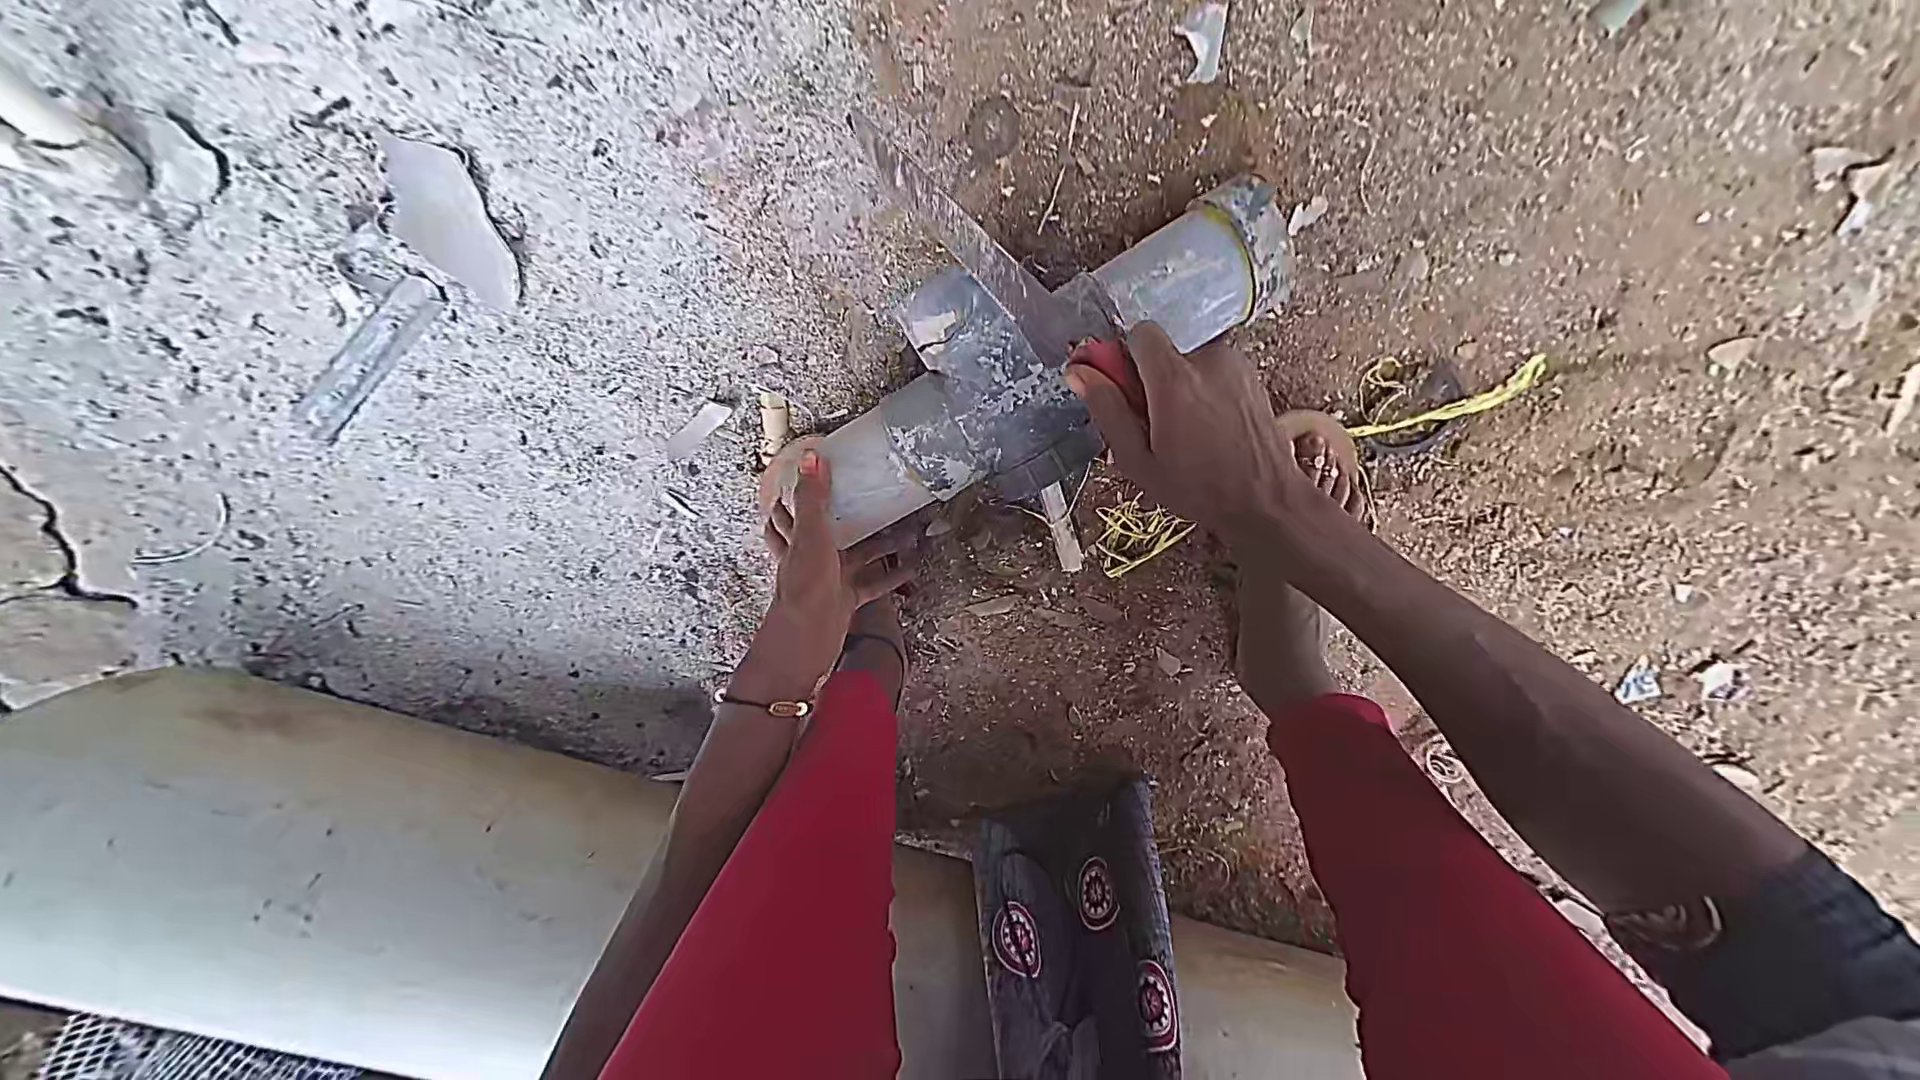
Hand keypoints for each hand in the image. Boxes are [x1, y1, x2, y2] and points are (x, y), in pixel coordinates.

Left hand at [731, 450, 915, 703]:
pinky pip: (873, 582)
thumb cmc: (804, 590)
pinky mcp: (846, 598)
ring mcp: (830, 578)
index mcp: (796, 540)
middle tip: (868, 497)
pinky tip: (910, 566)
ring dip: (879, 543)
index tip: (813, 472)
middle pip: (828, 530)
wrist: (807, 641)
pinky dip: (891, 575)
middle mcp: (810, 558)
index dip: (796, 492)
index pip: (790, 510)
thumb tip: (812, 458)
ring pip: (856, 555)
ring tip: (904, 529)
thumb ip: (813, 498)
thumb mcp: (811, 536)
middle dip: (847, 514)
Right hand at [1065, 322, 1307, 546]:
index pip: (1139, 333)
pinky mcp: (1249, 375)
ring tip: (1180, 432)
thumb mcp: (1136, 459)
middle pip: (1161, 350)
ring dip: (1174, 387)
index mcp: (1175, 380)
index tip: (1121, 390)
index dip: (1124, 359)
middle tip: (1150, 423)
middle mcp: (1208, 360)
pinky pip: (1209, 370)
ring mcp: (1234, 365)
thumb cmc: (1198, 488)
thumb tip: (1080, 373)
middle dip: (1148, 379)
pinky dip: (1199, 391)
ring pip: (1185, 361)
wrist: (1265, 500)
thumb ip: (1106, 409)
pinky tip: (1203, 429)